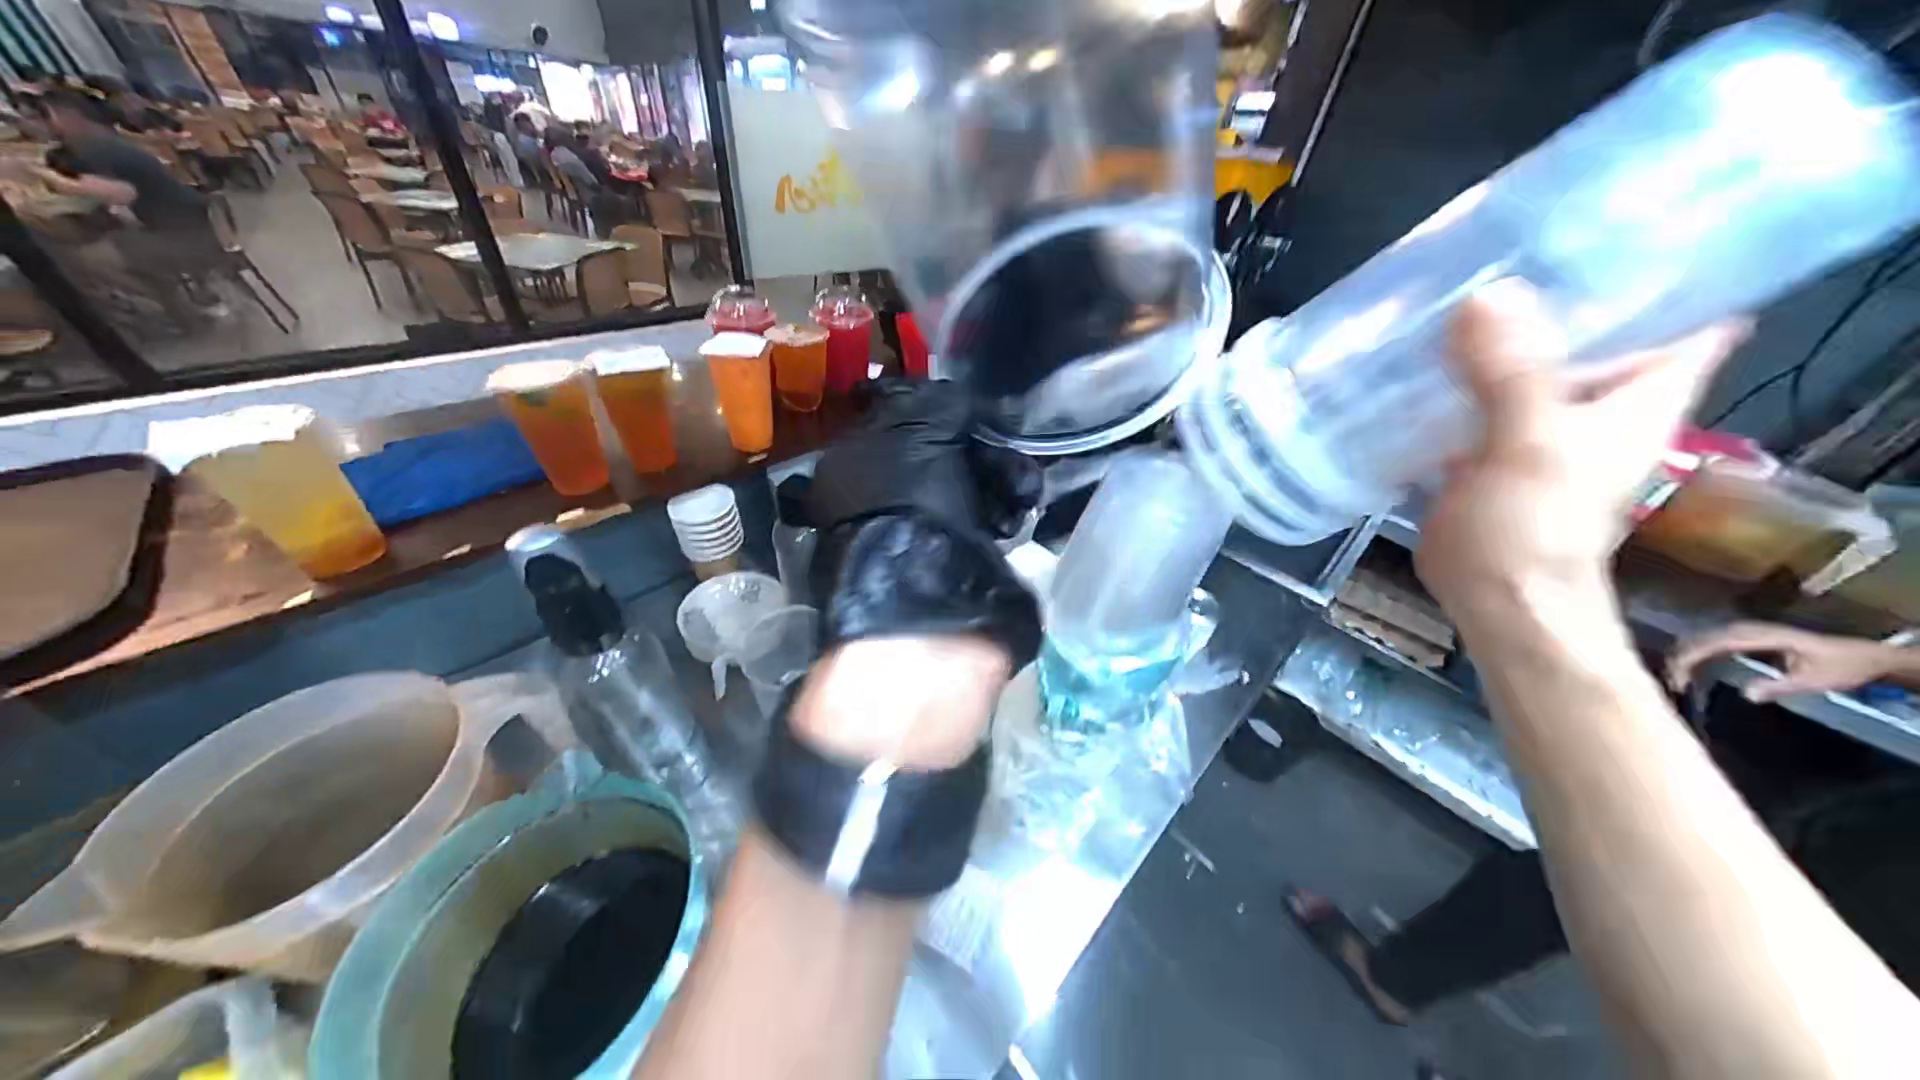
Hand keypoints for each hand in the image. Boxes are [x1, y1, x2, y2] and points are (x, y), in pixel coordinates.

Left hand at [794, 381, 1041, 760]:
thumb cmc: (907, 506)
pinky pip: (987, 517)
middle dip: (984, 454)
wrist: (923, 604)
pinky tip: (1015, 521)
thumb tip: (957, 397)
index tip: (979, 423)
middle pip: (948, 454)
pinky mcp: (955, 561)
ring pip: (973, 484)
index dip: (949, 419)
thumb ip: (937, 405)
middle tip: (1004, 469)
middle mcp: (883, 498)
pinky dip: (1006, 513)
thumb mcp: (915, 432)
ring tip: (1017, 501)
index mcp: (855, 469)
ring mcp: (920, 533)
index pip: (908, 424)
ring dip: (1004, 481)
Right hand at [1415, 279, 1747, 622]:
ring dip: (1488, 337)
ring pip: (1518, 364)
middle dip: (1547, 293)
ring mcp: (1534, 426)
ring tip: (1443, 296)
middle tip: (1495, 249)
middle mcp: (1593, 401)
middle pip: (1584, 329)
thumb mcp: (1531, 443)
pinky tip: (1411, 361)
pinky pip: (1471, 399)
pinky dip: (1449, 379)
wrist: (1496, 595)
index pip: (1679, 308)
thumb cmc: (1534, 526)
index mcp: (1638, 391)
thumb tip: (1484, 294)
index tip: (1602, 227)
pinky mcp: (1485, 449)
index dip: (1656, 265)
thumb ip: (1512, 372)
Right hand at [1667, 622, 1895, 702]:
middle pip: (1704, 638)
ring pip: (1704, 638)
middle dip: (1681, 657)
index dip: (1692, 656)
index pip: (1717, 642)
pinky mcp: (1749, 636)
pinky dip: (1697, 652)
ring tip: (1676, 675)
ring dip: (1686, 654)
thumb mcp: (1817, 681)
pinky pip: (1713, 641)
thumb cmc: (1842, 667)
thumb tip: (1745, 695)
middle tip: (1671, 681)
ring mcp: (1749, 630)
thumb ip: (1781, 686)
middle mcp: (1752, 629)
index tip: (1677, 674)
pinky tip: (1692, 667)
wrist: (1866, 656)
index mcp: (1765, 636)